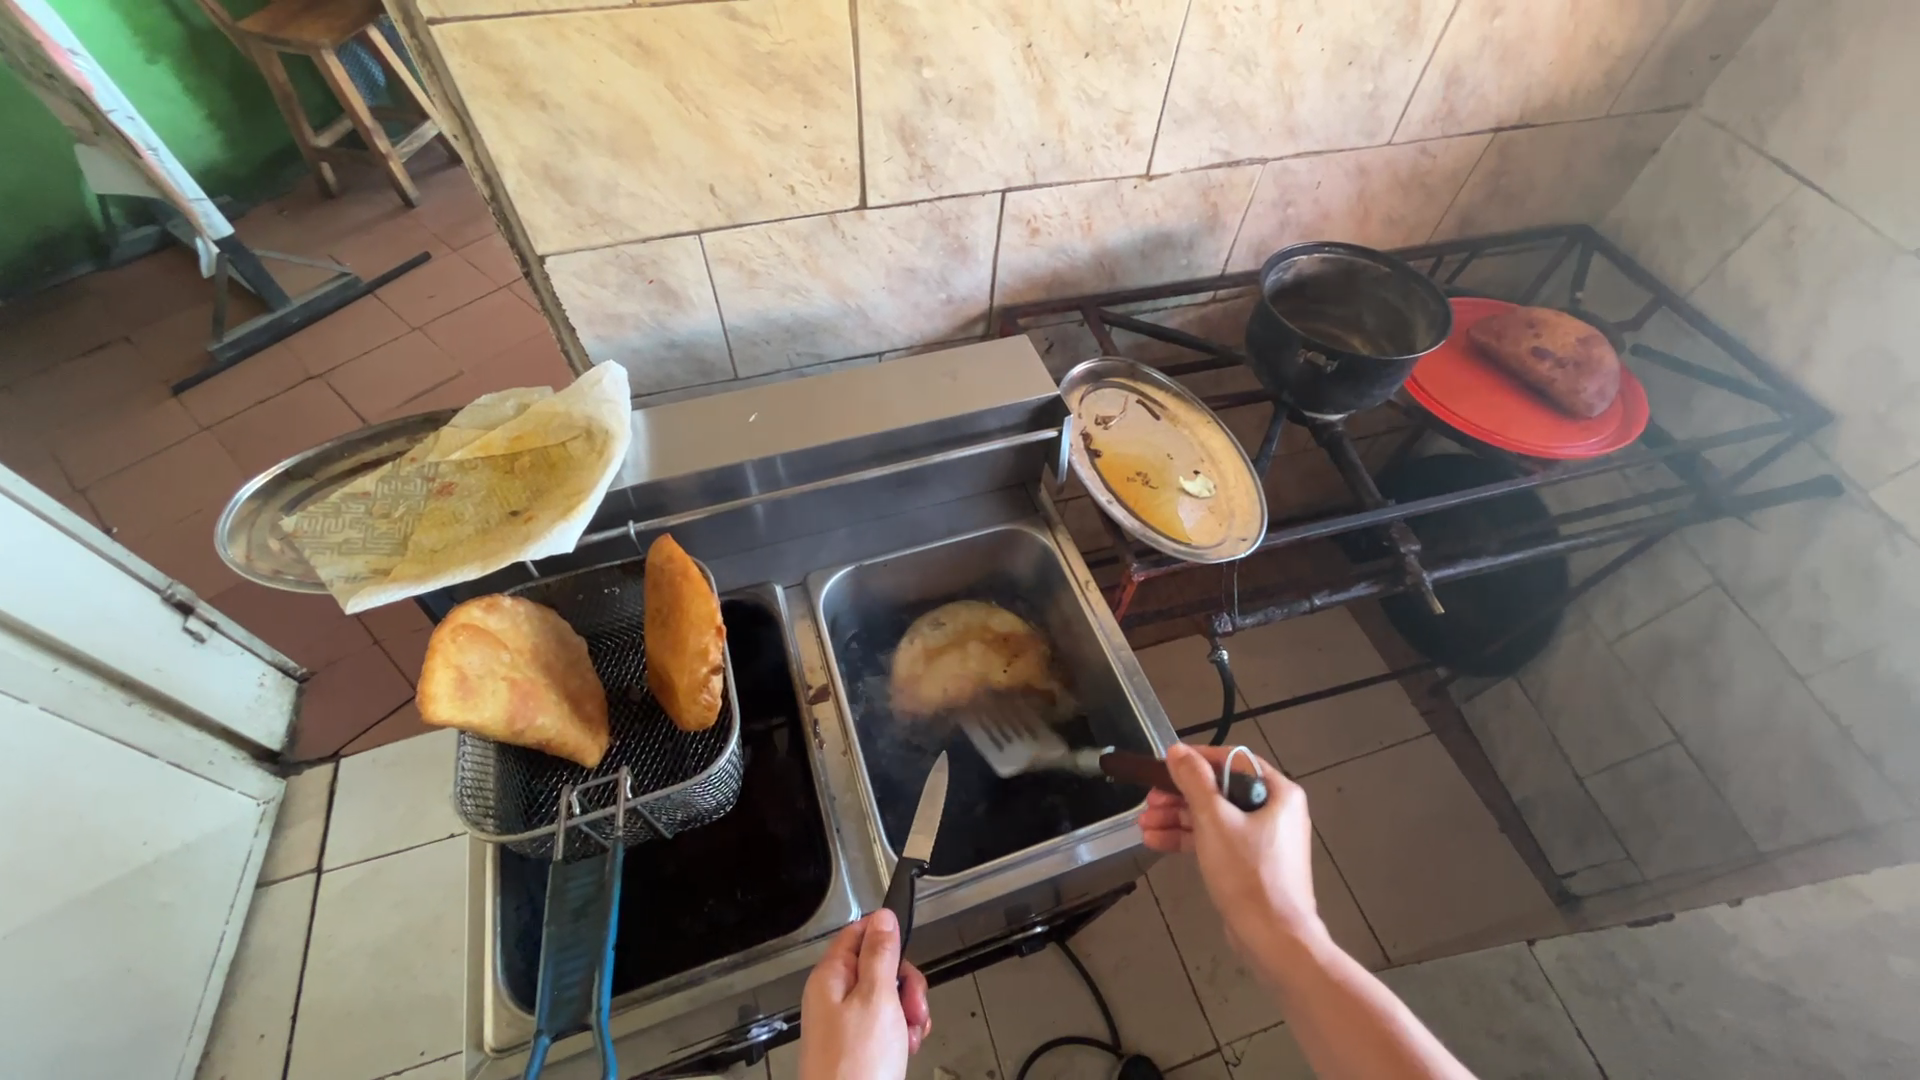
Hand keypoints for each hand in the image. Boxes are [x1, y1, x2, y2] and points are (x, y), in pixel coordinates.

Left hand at [797, 909, 931, 1079]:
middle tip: (914, 1005)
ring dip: (907, 1010)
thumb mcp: (876, 998)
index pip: (857, 933)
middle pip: (877, 966)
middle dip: (905, 982)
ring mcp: (845, 1024)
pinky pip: (886, 1025)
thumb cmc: (855, 1067)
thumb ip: (882, 954)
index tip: (907, 950)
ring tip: (911, 1034)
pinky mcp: (858, 1048)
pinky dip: (902, 1032)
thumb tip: (883, 917)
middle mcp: (834, 996)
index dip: (885, 935)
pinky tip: (906, 1048)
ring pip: (886, 997)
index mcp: (831, 977)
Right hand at [1137, 743, 1324, 959]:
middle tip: (1149, 799)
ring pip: (1213, 816)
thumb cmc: (1248, 873)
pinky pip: (1216, 840)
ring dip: (1177, 818)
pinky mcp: (1251, 864)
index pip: (1231, 760)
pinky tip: (1156, 841)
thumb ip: (1193, 780)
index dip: (1196, 760)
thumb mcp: (1214, 820)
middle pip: (1219, 790)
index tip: (1164, 765)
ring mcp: (1262, 839)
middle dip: (1179, 795)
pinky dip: (1189, 839)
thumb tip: (1177, 750)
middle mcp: (1274, 811)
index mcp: (1277, 793)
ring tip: (1144, 823)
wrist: (1274, 940)